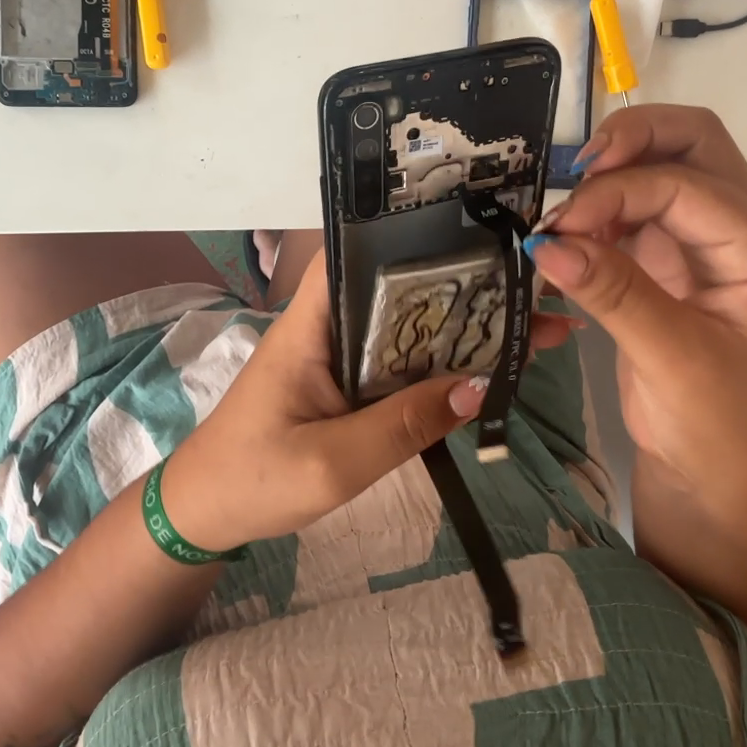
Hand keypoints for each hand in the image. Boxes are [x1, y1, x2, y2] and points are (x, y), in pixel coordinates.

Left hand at [161, 252, 575, 551]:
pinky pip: (403, 366)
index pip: (356, 253)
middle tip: (540, 292)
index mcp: (312, 325)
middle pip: (400, 290)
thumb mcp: (333, 462)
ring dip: (465, 329)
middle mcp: (328, 329)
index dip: (412, 234)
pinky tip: (492, 367)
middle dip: (467, 288)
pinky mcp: (348, 388)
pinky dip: (444, 366)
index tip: (477, 233)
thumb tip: (481, 387)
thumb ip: (404, 425)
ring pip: (409, 330)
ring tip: (539, 326)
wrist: (205, 514)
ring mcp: (339, 358)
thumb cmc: (254, 479)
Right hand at [525, 106, 746, 610]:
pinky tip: (570, 240)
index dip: (618, 192)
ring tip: (566, 212)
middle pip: (697, 147)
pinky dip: (602, 216)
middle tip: (575, 170)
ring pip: (667, 174)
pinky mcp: (673, 275)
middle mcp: (744, 239)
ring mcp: (708, 254)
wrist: (728, 499)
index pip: (688, 185)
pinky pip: (639, 219)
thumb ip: (614, 292)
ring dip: (615, 177)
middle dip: (634, 141)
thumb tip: (544, 240)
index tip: (557, 226)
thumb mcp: (673, 362)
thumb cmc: (724, 437)